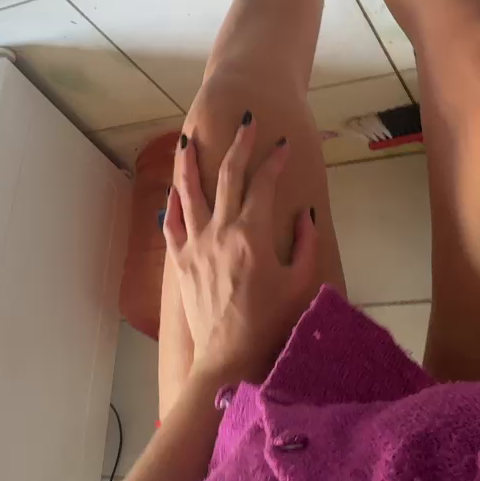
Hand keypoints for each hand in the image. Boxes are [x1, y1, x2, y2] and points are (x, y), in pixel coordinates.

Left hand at [163, 115, 320, 391]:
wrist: (230, 359)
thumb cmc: (272, 323)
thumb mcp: (301, 284)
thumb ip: (306, 244)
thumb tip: (305, 213)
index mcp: (252, 235)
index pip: (265, 184)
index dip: (276, 160)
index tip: (283, 144)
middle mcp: (221, 231)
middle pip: (228, 175)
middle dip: (239, 144)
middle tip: (246, 121)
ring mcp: (196, 244)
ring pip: (190, 191)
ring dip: (190, 162)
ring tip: (189, 138)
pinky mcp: (181, 260)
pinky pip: (173, 223)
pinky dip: (173, 203)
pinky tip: (174, 188)